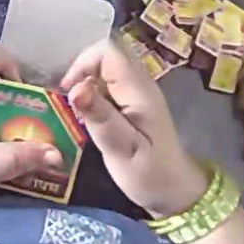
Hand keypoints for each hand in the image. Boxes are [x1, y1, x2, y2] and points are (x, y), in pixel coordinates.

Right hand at [60, 39, 209, 218]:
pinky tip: (88, 115)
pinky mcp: (134, 101)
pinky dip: (93, 92)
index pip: (108, 50)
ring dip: (85, 81)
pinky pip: (109, 82)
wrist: (175, 192)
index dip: (83, 63)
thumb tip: (75, 88)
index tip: (68, 90)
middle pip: (106, 54)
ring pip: (106, 67)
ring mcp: (138, 91)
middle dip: (81, 70)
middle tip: (69, 100)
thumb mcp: (120, 149)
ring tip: (76, 110)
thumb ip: (99, 117)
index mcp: (138, 90)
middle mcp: (140, 83)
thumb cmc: (148, 173)